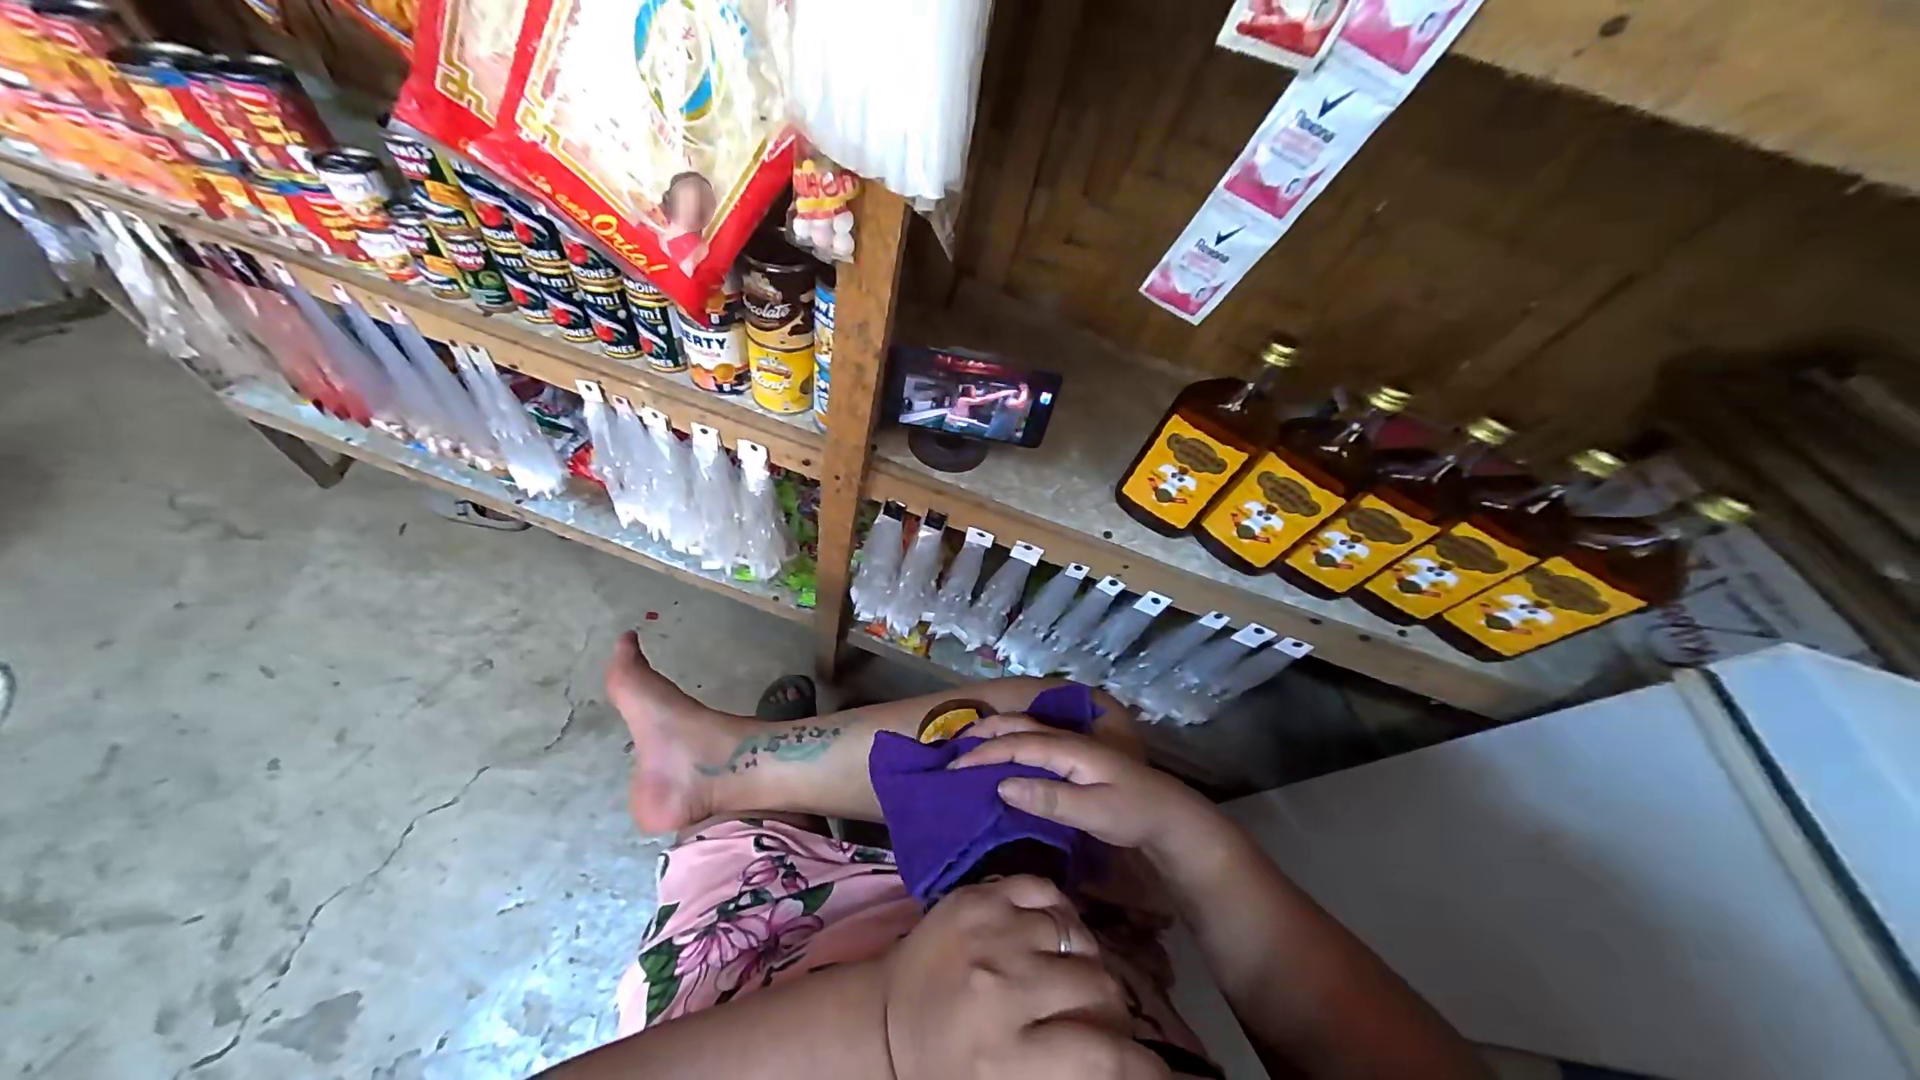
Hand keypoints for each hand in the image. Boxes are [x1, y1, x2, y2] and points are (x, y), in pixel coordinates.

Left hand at [883, 875, 1166, 1079]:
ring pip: (1076, 934)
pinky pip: (1045, 889)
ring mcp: (989, 930)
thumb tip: (1126, 1063)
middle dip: (1112, 1007)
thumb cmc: (941, 1067)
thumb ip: (1065, 1074)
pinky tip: (1052, 931)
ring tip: (1075, 972)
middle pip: (1097, 985)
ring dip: (1086, 958)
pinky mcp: (977, 894)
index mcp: (1006, 1054)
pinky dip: (1060, 910)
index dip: (1145, 1063)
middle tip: (1103, 1016)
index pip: (1104, 1054)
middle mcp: (1001, 986)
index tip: (1157, 1068)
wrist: (880, 1017)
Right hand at [950, 715, 1218, 860]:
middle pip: (1019, 727)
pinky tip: (1005, 759)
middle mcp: (1068, 740)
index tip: (955, 769)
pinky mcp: (1077, 759)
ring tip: (971, 746)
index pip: (1018, 744)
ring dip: (997, 734)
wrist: (1171, 815)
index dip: (985, 753)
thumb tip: (1003, 785)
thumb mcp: (1094, 811)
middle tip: (954, 748)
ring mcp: (1073, 747)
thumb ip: (1050, 798)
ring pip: (1027, 731)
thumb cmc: (1133, 813)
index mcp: (1070, 748)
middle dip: (985, 733)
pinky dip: (1012, 744)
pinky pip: (1035, 743)